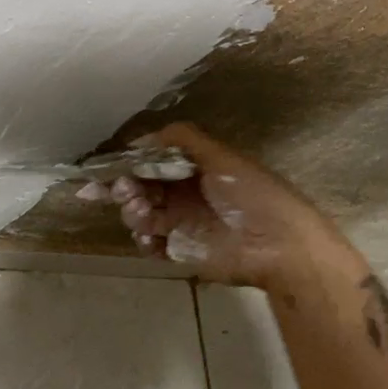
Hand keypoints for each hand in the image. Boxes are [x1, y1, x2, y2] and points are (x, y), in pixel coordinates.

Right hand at [78, 123, 348, 290]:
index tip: (106, 170)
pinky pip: (149, 244)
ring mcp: (180, 222)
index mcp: (191, 169)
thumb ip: (183, 140)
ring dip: (133, 213)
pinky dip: (144, 242)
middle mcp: (182, 193)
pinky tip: (152, 241)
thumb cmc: (253, 197)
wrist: (280, 247)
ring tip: (143, 217)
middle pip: (137, 187)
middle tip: (124, 193)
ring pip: (138, 214)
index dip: (126, 165)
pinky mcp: (180, 250)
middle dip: (123, 189)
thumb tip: (140, 139)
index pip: (148, 162)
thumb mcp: (222, 158)